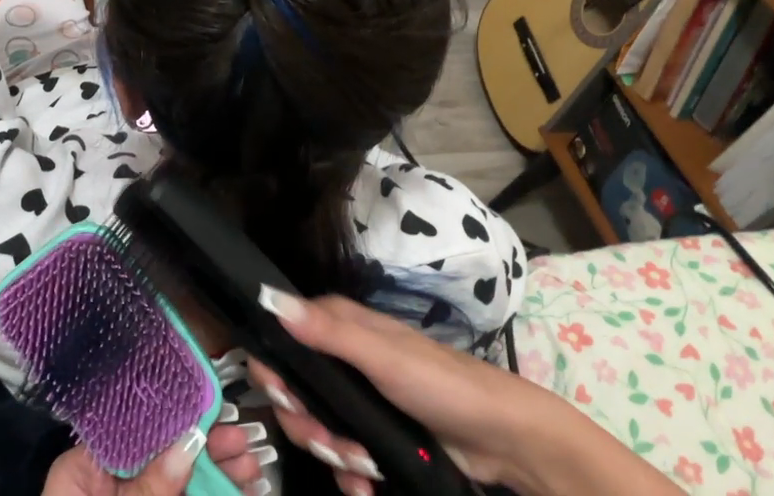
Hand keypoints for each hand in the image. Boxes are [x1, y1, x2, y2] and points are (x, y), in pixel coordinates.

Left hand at [41, 424, 265, 495]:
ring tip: (251, 466)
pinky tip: (242, 492)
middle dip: (203, 447)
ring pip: (177, 482)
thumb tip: (187, 443)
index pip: (126, 429)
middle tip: (242, 440)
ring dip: (215, 474)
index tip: (207, 409)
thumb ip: (151, 488)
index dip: (169, 417)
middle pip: (159, 454)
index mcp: (82, 472)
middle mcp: (106, 485)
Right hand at [250, 290, 681, 495]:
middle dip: (308, 425)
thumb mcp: (383, 355)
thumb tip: (269, 297)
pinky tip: (366, 482)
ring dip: (332, 453)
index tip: (286, 396)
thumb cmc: (442, 384)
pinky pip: (341, 456)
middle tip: (332, 442)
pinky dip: (349, 473)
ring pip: (316, 427)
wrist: (504, 439)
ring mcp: (359, 400)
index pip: (283, 338)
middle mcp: (343, 359)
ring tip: (363, 464)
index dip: (276, 370)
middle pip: (294, 392)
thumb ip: (327, 330)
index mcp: (339, 328)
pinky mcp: (375, 435)